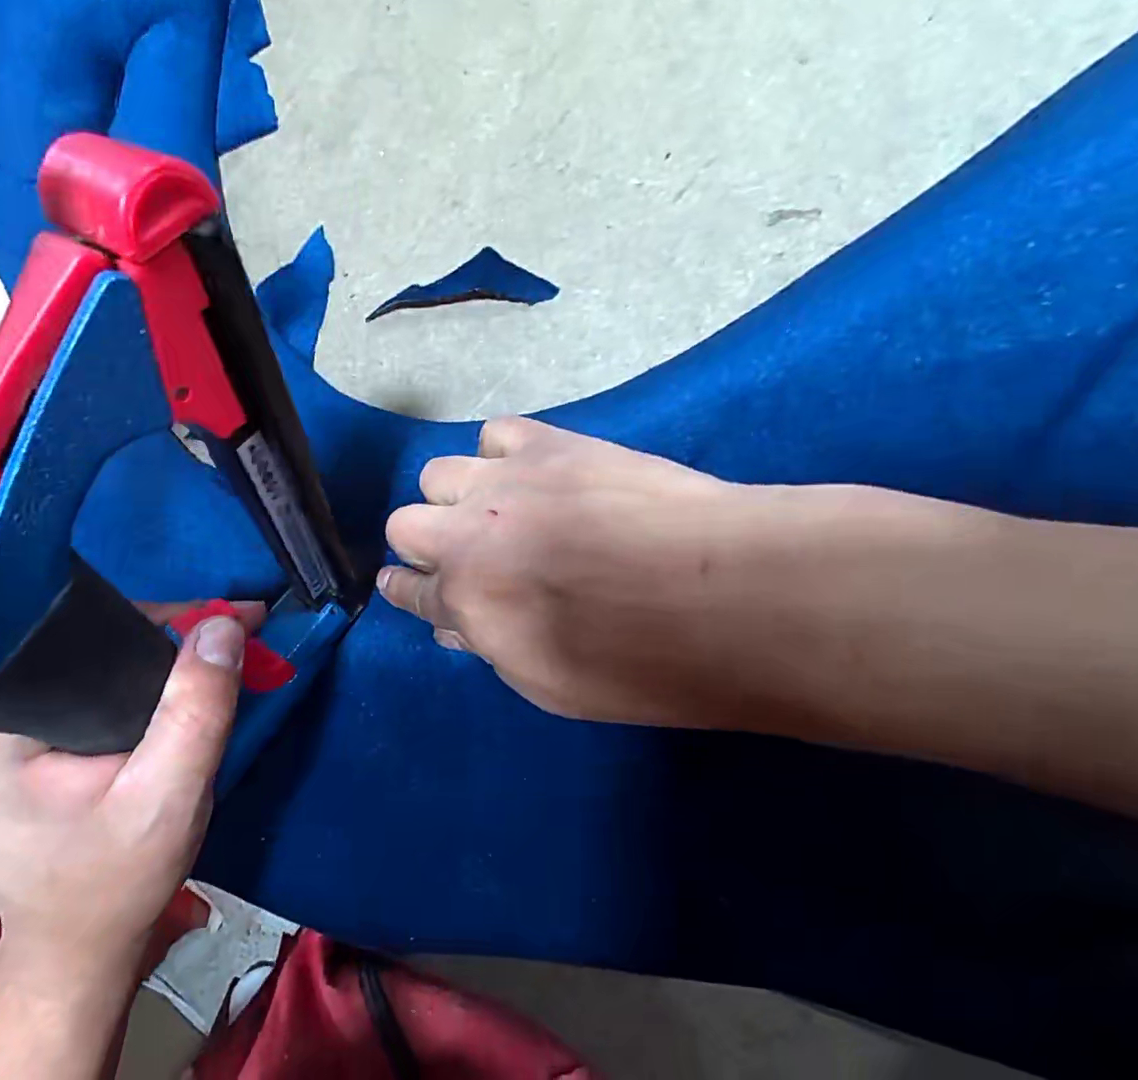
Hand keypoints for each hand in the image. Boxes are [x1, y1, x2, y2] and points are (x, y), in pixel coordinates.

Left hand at [0, 611, 252, 984]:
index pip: (72, 645)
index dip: (149, 623)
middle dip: (152, 639)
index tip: (211, 617)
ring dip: (138, 661)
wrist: (81, 952)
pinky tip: (160, 682)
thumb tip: (222, 625)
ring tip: (197, 648)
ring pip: (76, 669)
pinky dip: (120, 686)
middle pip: (74, 652)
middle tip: (216, 631)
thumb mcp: (167, 800)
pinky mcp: (3, 754)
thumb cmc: (115, 887)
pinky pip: (71, 694)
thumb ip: (196, 711)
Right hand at [379, 416, 819, 728]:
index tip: (410, 587)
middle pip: (404, 524)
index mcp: (463, 600)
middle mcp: (467, 535)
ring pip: (439, 474)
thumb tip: (456, 624)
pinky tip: (534, 475)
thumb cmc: (643, 666)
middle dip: (425, 544)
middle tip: (467, 557)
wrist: (734, 599)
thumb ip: (489, 647)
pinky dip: (503, 454)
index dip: (405, 589)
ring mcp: (505, 482)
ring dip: (458, 496)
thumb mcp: (549, 687)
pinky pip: (498, 432)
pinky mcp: (551, 445)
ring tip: (500, 509)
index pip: (407, 590)